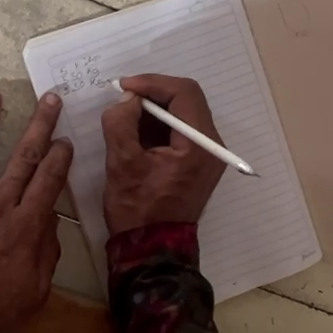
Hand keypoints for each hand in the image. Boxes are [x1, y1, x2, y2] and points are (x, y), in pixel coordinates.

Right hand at [102, 75, 226, 234]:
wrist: (152, 248)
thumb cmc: (137, 209)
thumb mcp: (122, 162)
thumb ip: (121, 123)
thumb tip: (127, 100)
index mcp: (200, 145)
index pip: (183, 93)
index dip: (152, 83)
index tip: (123, 87)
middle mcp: (211, 146)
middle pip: (186, 100)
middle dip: (152, 94)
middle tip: (123, 98)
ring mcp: (206, 155)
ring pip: (182, 113)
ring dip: (153, 109)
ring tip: (124, 116)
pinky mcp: (196, 163)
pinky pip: (179, 131)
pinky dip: (157, 124)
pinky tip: (134, 131)